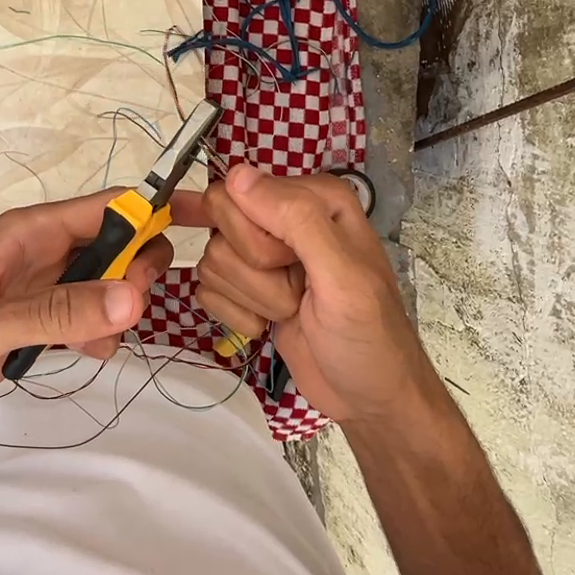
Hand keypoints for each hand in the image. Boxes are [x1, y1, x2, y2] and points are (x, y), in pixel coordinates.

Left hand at [0, 189, 188, 437]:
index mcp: (27, 232)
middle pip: (117, 242)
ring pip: (109, 280)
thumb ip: (58, 311)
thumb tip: (135, 296)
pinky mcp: (42, 320)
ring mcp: (43, 286)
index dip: (153, 209)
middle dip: (137, 270)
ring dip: (119, 306)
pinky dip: (103, 330)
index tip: (202, 221)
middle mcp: (40, 251)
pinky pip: (93, 313)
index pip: (106, 207)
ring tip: (99, 339)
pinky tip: (88, 351)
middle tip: (133, 306)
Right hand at [194, 164, 437, 426]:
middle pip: (219, 224)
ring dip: (251, 297)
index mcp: (313, 198)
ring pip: (212, 259)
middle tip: (294, 290)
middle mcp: (283, 217)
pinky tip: (269, 324)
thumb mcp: (342, 276)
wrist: (368, 399)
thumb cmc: (368, 337)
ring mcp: (261, 254)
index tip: (288, 262)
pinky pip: (206, 288)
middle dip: (252, 269)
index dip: (253, 235)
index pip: (237, 192)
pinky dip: (236, 315)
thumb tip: (237, 175)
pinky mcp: (244, 287)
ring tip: (291, 310)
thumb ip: (295, 219)